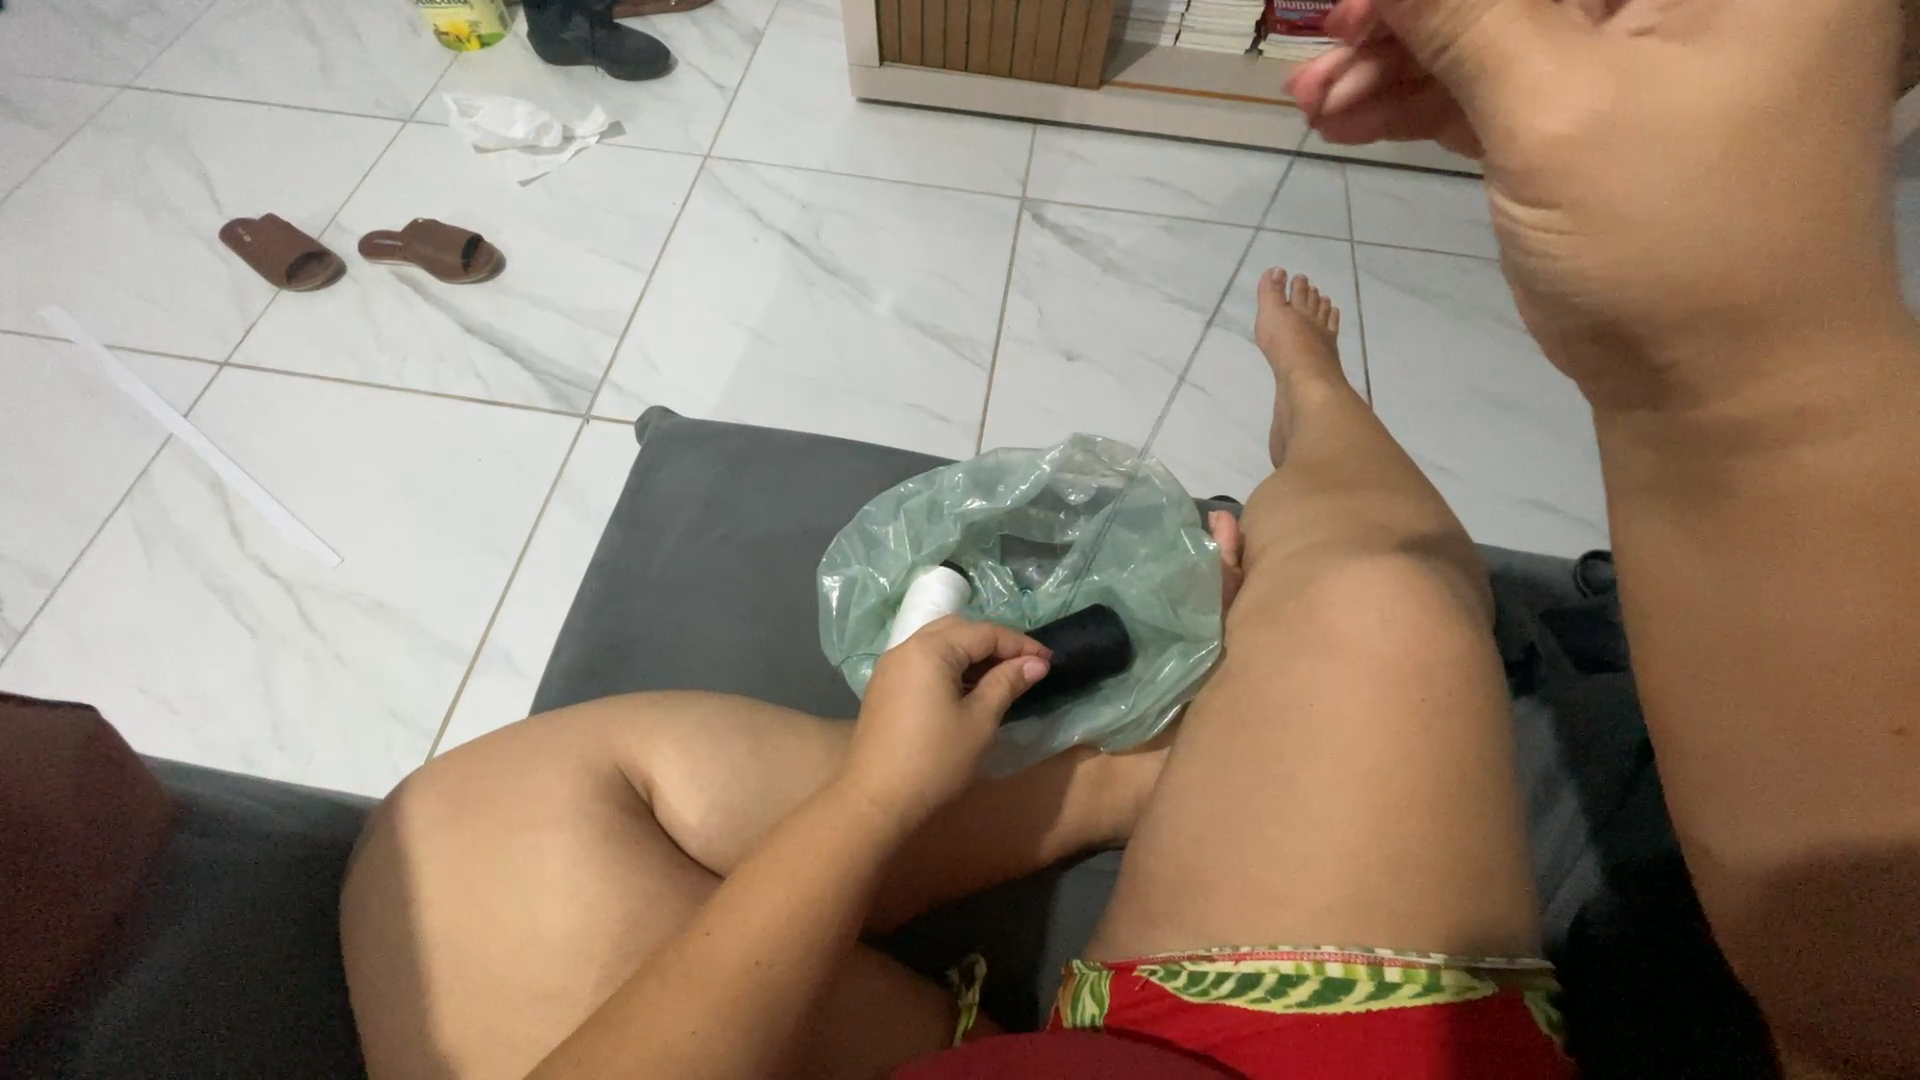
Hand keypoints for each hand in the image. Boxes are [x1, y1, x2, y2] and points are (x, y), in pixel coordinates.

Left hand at [841, 617, 1050, 822]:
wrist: (875, 799)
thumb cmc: (935, 760)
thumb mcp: (979, 720)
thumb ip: (1007, 683)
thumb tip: (1035, 664)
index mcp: (931, 649)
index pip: (984, 633)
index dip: (1020, 644)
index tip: (1048, 661)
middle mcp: (906, 647)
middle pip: (958, 629)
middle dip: (994, 643)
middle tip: (1024, 666)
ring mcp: (891, 666)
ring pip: (938, 642)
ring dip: (971, 653)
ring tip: (1000, 677)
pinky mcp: (884, 686)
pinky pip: (922, 660)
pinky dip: (949, 665)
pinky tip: (967, 689)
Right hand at [1289, 0, 1910, 413]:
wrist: (1704, 368)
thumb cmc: (1663, 232)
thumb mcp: (1557, 112)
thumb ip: (1468, 20)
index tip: (1351, 8)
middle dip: (1403, 25)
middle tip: (1316, 64)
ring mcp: (1626, 59)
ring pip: (1485, 42)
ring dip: (1391, 74)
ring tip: (1312, 108)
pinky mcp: (1576, 126)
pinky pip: (1482, 97)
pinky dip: (1412, 111)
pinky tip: (1347, 123)